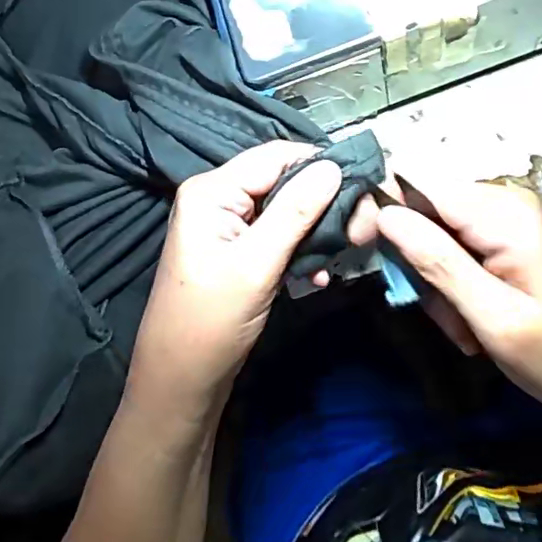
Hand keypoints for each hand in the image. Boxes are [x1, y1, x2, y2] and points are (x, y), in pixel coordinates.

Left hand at [129, 141, 345, 405]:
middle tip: (361, 227)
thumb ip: (295, 212)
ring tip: (346, 251)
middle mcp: (218, 198)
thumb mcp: (257, 264)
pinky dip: (302, 249)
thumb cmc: (211, 322)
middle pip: (283, 181)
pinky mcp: (239, 249)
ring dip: (317, 230)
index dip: (319, 164)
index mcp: (212, 191)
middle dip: (323, 202)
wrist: (180, 384)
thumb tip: (333, 167)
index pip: (275, 156)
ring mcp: (228, 224)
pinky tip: (319, 274)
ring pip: (286, 209)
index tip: (362, 184)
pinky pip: (279, 234)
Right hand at [374, 182, 541, 438]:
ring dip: (436, 283)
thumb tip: (384, 214)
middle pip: (424, 209)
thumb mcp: (494, 318)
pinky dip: (453, 285)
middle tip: (442, 315)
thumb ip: (438, 262)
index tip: (358, 244)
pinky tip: (472, 319)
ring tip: (465, 327)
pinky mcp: (503, 237)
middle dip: (419, 263)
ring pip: (435, 234)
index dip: (383, 208)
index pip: (420, 183)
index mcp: (504, 211)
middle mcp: (502, 201)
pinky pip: (455, 247)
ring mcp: (504, 218)